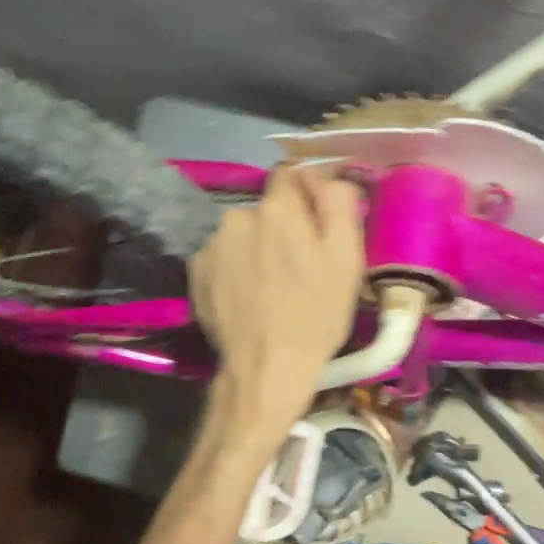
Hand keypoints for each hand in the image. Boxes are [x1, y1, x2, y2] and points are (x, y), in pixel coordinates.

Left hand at [190, 164, 364, 431]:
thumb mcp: (347, 259)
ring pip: (242, 234)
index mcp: (278, 208)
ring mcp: (212, 245)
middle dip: (280, 228)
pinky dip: (234, 271)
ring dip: (255, 250)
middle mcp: (238, 216)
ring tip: (270, 288)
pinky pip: (222, 258)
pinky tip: (247, 299)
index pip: (291, 175)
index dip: (306, 198)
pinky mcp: (196, 272)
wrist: (266, 368)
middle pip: (265, 209)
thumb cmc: (315, 315)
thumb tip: (326, 175)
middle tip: (296, 268)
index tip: (315, 228)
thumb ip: (338, 203)